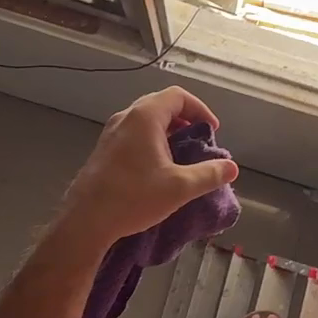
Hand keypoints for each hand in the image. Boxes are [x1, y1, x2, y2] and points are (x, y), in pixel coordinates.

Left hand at [55, 87, 238, 247]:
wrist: (85, 220)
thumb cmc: (134, 197)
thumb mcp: (180, 187)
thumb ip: (209, 174)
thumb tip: (232, 168)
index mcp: (145, 117)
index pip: (178, 96)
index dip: (200, 109)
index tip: (211, 131)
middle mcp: (126, 117)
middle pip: (161, 104)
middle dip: (185, 118)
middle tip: (198, 140)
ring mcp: (111, 132)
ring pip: (146, 119)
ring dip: (167, 130)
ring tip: (181, 153)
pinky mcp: (104, 149)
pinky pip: (133, 133)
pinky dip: (151, 140)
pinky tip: (157, 166)